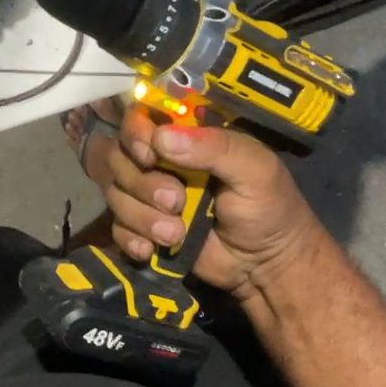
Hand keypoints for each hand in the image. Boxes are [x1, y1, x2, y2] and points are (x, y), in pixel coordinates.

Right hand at [102, 107, 331, 304]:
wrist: (266, 266)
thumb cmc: (269, 208)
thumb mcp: (255, 169)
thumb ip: (215, 147)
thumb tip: (161, 138)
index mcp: (187, 139)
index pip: (141, 120)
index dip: (135, 134)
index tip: (149, 156)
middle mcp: (161, 163)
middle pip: (119, 159)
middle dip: (143, 184)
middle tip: (176, 202)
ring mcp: (148, 198)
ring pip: (116, 195)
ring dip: (141, 217)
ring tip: (176, 235)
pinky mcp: (142, 230)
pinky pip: (116, 228)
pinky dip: (130, 240)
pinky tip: (151, 250)